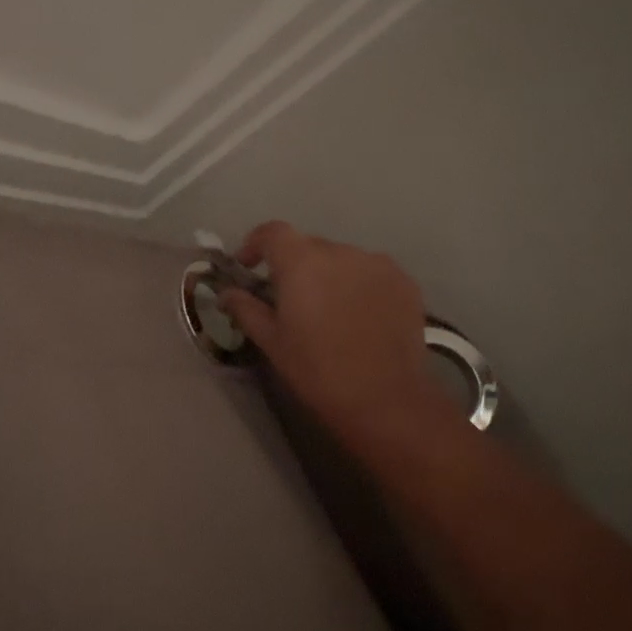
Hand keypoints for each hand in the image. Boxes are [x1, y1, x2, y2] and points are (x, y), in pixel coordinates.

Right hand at [219, 222, 443, 436]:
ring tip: (327, 310)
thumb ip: (246, 309)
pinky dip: (357, 285)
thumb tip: (227, 294)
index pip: (273, 232)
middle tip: (288, 299)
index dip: (256, 243)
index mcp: (302, 262)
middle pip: (308, 246)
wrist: (384, 398)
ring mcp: (377, 264)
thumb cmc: (316, 370)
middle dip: (293, 265)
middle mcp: (341, 252)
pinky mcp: (404, 281)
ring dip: (328, 275)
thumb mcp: (272, 342)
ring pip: (342, 259)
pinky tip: (357, 316)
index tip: (248, 267)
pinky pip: (371, 272)